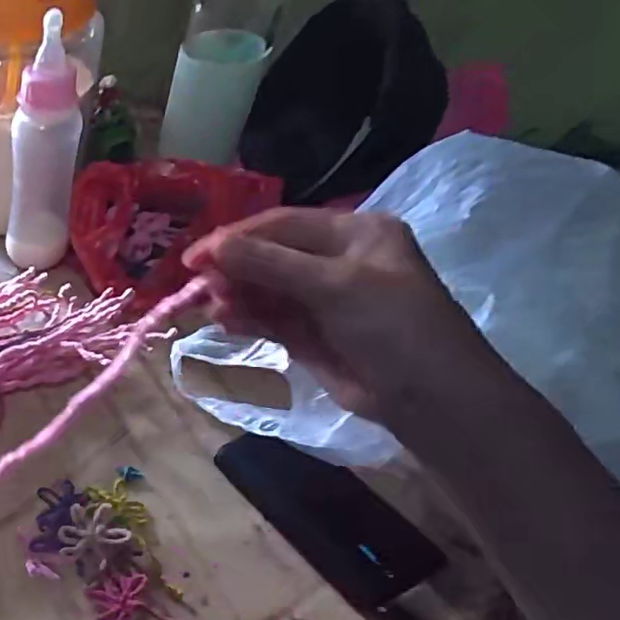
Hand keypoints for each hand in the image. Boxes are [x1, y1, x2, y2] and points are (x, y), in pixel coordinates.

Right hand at [183, 209, 520, 437]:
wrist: (425, 393)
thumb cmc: (391, 323)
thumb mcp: (334, 284)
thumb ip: (271, 264)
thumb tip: (214, 249)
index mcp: (353, 232)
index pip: (282, 226)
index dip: (236, 238)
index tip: (193, 256)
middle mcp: (335, 261)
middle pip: (270, 257)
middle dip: (234, 269)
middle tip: (198, 287)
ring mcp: (321, 301)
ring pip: (267, 291)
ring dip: (238, 297)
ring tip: (212, 309)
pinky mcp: (310, 336)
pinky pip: (271, 321)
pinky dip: (248, 320)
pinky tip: (226, 322)